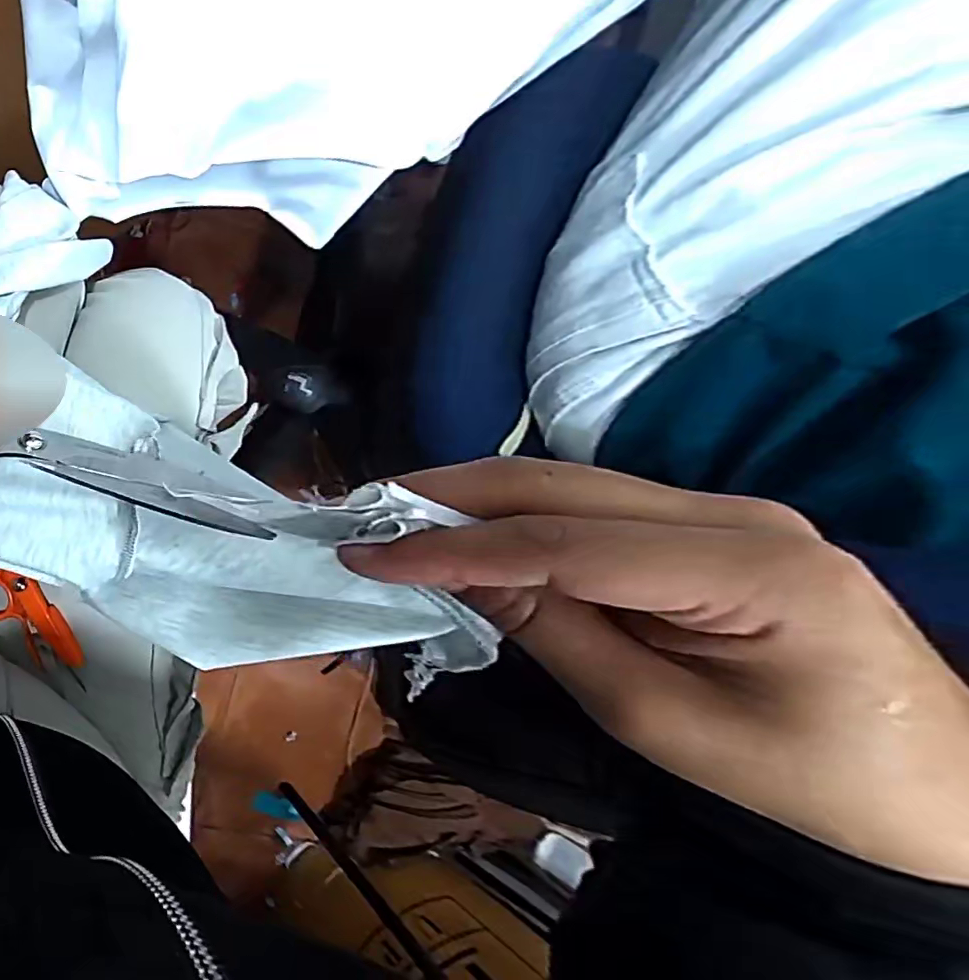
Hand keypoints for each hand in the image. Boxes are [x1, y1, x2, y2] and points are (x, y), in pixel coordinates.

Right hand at [339, 458, 968, 884]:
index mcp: (750, 568)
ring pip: (556, 480)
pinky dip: (501, 510)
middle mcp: (731, 513)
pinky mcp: (694, 521)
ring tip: (391, 513)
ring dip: (463, 495)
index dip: (448, 546)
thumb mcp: (652, 716)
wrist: (937, 792)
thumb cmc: (800, 778)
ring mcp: (716, 508)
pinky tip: (455, 523)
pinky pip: (575, 501)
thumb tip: (448, 569)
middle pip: (550, 485)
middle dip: (443, 495)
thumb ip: (547, 629)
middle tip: (362, 513)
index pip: (557, 542)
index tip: (365, 554)